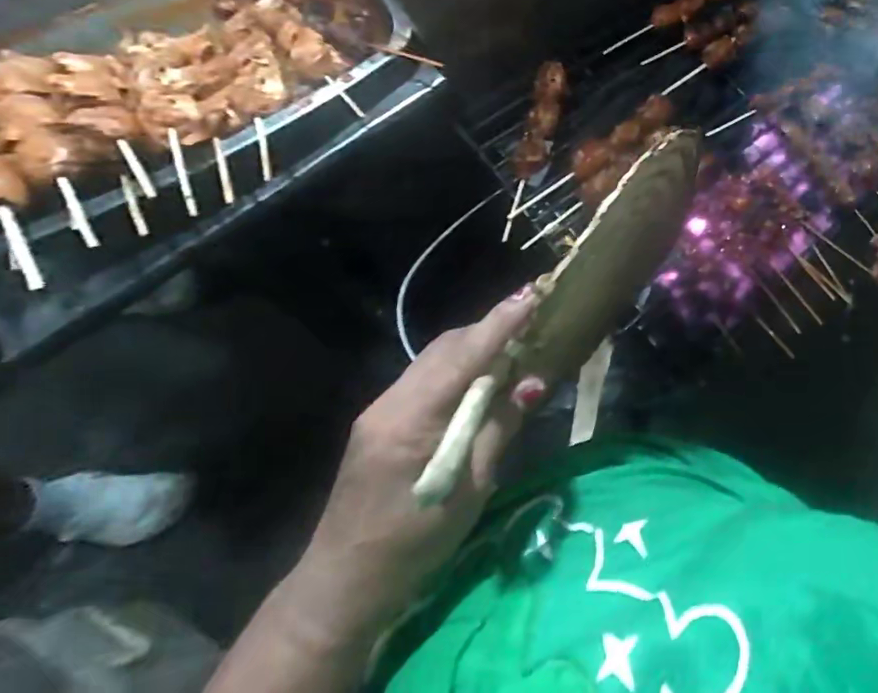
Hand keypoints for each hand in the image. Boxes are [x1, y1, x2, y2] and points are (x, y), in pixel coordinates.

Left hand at [296, 287, 546, 640]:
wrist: (343, 583)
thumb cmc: (413, 547)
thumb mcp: (468, 492)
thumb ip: (498, 429)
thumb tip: (534, 381)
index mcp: (411, 420)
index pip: (463, 357)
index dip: (500, 324)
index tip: (534, 294)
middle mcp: (391, 400)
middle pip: (446, 348)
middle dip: (490, 329)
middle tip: (534, 320)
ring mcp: (381, 407)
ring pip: (434, 359)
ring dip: (475, 347)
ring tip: (516, 344)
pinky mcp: (381, 418)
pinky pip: (426, 378)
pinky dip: (458, 369)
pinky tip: (481, 380)